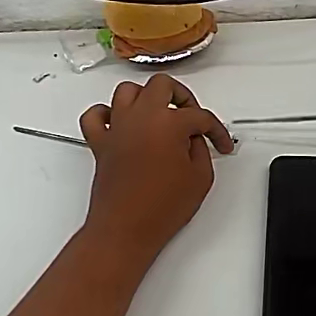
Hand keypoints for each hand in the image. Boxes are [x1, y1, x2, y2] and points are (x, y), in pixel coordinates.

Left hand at [78, 75, 233, 257]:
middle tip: (192, 114)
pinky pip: (95, 116)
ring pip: (127, 91)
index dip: (215, 130)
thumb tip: (194, 142)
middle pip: (162, 85)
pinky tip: (118, 121)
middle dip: (182, 96)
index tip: (220, 142)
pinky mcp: (100, 143)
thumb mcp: (200, 179)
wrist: (126, 229)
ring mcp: (117, 128)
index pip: (200, 116)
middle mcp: (140, 118)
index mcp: (169, 123)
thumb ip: (201, 150)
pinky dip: (105, 113)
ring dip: (145, 96)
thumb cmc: (157, 210)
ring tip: (159, 110)